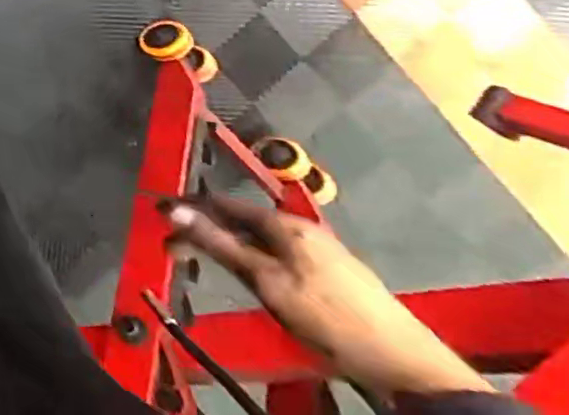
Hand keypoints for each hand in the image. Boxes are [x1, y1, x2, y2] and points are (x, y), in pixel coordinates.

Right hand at [168, 197, 490, 398]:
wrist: (407, 365)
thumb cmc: (328, 316)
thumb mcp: (264, 281)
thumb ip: (218, 244)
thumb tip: (174, 210)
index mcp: (283, 224)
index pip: (223, 203)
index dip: (190, 208)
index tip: (160, 216)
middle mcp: (301, 228)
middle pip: (242, 221)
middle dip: (207, 230)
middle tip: (176, 249)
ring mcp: (322, 251)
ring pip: (262, 239)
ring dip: (230, 246)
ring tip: (210, 263)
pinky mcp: (336, 275)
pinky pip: (281, 255)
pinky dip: (255, 258)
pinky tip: (255, 277)